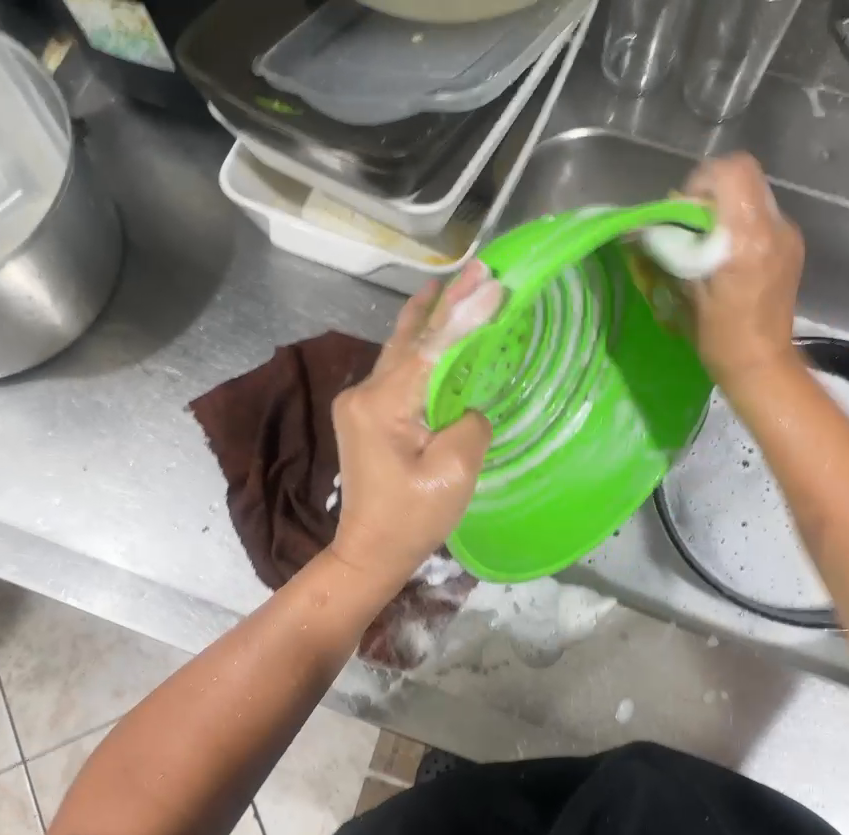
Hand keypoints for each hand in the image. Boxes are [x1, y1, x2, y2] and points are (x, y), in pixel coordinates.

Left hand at [327, 261, 501, 584]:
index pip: (429, 348)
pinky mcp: (364, 416)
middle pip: (409, 340)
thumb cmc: (412, 518)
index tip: (489, 279)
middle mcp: (363, 393)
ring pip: (400, 352)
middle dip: (443, 303)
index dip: (462, 313)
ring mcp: (359, 403)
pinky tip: (434, 333)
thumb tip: (469, 407)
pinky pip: (397, 373)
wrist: (370, 551)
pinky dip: (421, 351)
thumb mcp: (454, 472)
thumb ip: (470, 424)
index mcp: (382, 405)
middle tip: (474, 269)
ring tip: (454, 286)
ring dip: (429, 322)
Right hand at [683, 153, 808, 390]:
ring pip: (753, 195)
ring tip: (708, 244)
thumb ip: (676, 247)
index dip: (703, 180)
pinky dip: (741, 226)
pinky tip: (728, 258)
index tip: (685, 210)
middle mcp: (775, 227)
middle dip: (712, 192)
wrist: (761, 364)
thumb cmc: (718, 335)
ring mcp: (788, 235)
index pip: (733, 171)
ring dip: (726, 209)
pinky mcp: (792, 246)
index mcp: (748, 237)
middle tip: (692, 225)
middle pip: (744, 176)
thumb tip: (655, 222)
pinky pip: (762, 218)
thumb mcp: (687, 289)